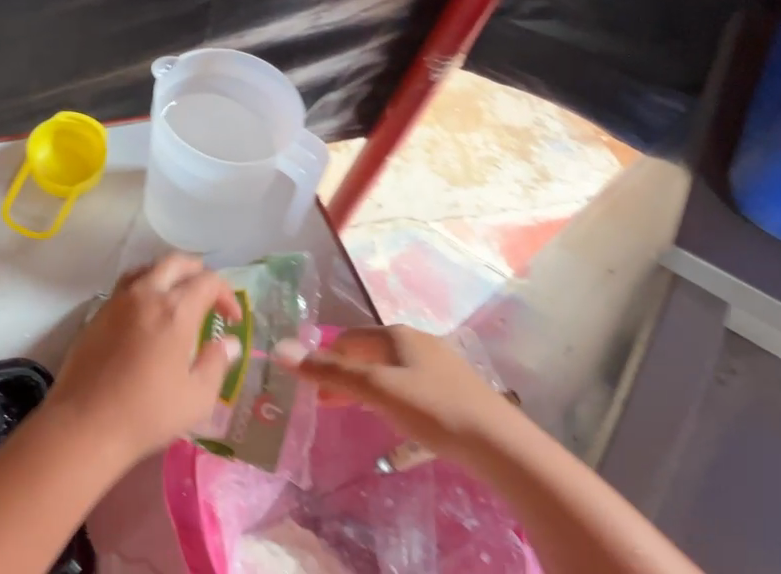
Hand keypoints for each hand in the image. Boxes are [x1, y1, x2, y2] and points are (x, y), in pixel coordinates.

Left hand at [45, 254, 242, 464]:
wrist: (86, 422)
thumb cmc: (148, 413)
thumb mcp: (197, 397)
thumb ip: (216, 363)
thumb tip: (229, 342)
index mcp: (174, 310)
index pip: (207, 282)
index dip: (226, 295)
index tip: (232, 320)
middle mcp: (145, 295)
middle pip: (175, 263)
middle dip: (198, 273)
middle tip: (210, 297)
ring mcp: (117, 300)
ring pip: (147, 269)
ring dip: (169, 275)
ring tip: (179, 299)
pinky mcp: (98, 313)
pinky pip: (126, 285)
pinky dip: (145, 287)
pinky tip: (148, 314)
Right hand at [276, 325, 519, 460]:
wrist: (501, 446)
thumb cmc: (433, 409)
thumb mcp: (376, 389)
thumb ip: (329, 372)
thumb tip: (279, 349)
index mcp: (397, 334)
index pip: (348, 337)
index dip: (325, 358)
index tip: (311, 385)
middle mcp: (418, 341)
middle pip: (368, 352)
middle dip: (343, 373)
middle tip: (324, 401)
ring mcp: (439, 364)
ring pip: (388, 369)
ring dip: (364, 386)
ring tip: (352, 411)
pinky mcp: (455, 389)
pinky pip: (408, 384)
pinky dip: (389, 395)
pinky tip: (392, 416)